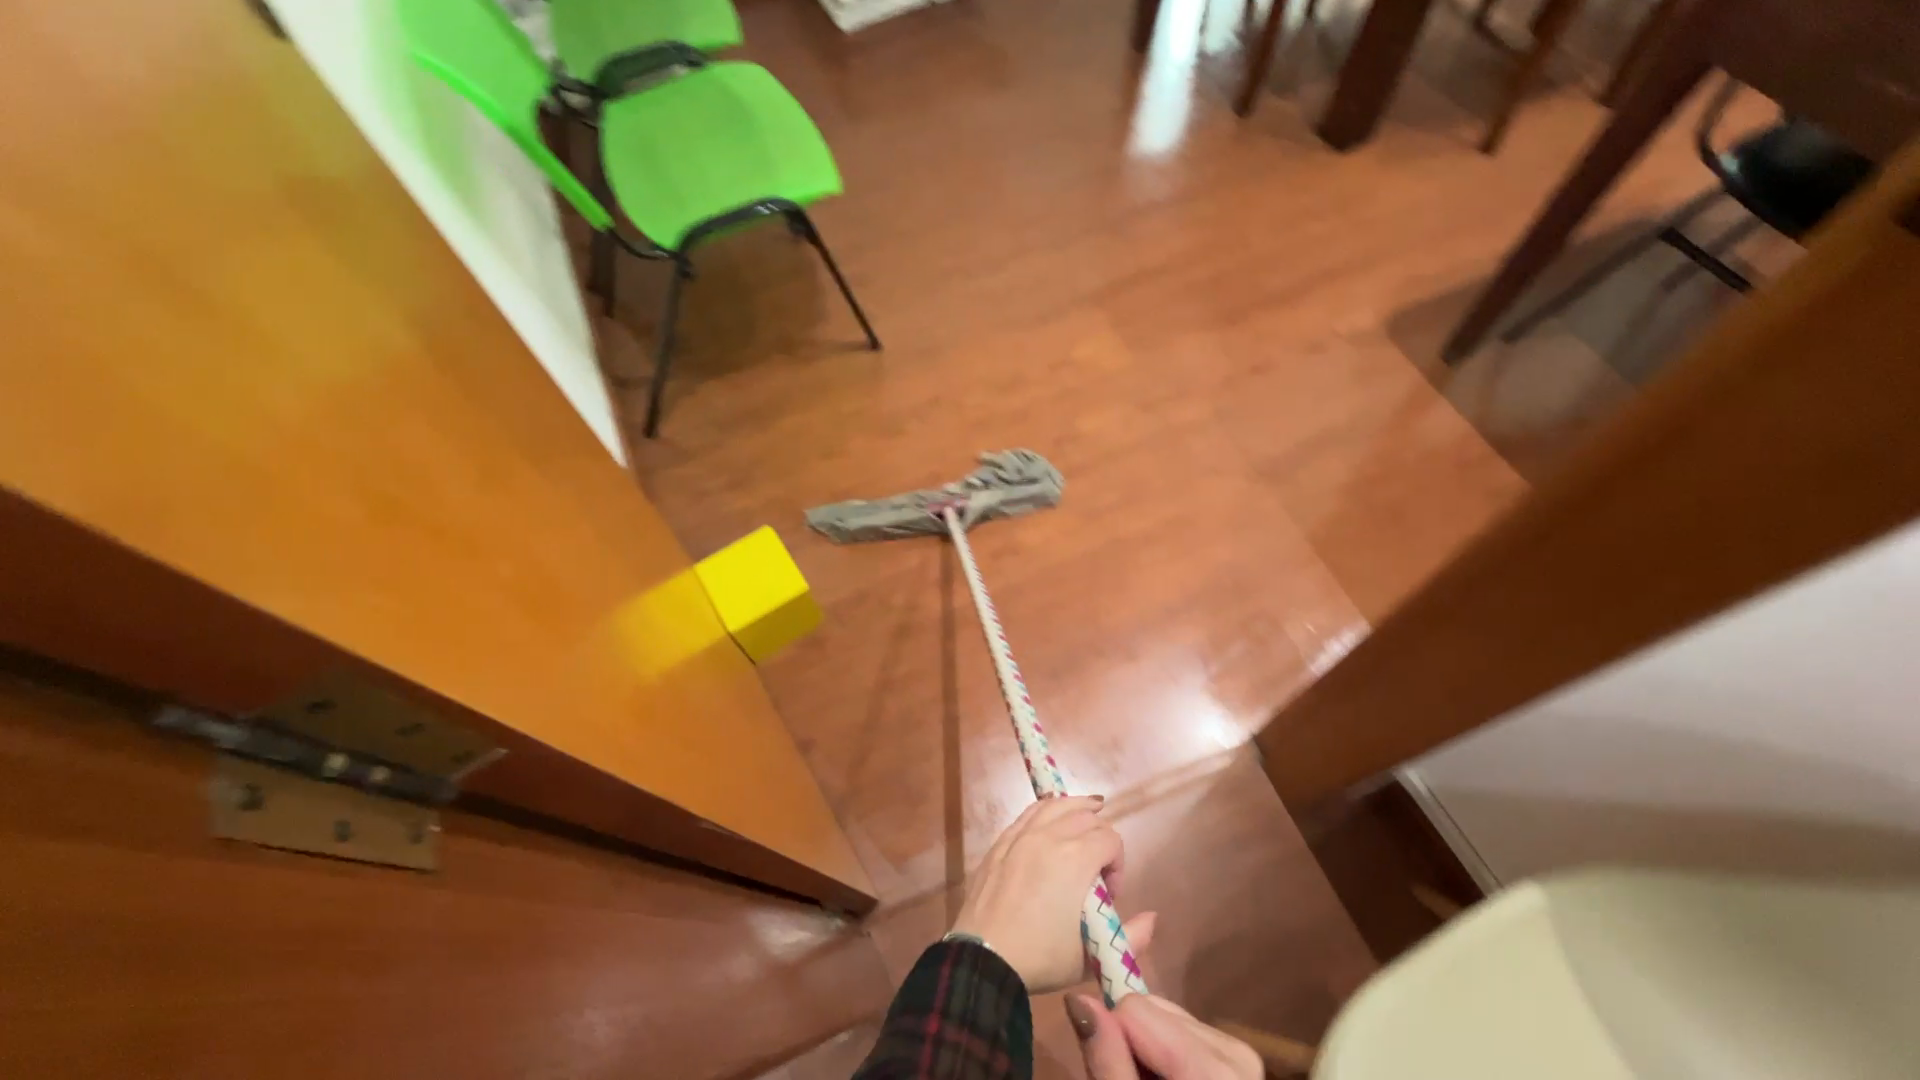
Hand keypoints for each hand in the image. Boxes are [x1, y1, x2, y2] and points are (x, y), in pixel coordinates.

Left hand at [949, 795, 1126, 994]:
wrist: (984, 958)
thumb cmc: (1041, 957)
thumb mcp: (1090, 957)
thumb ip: (1131, 938)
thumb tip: (1152, 918)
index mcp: (1077, 859)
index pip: (1111, 839)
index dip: (1118, 864)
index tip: (1109, 894)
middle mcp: (1051, 837)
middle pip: (1086, 818)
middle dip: (1100, 838)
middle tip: (1096, 869)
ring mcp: (1022, 836)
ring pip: (1056, 805)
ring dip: (1076, 810)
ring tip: (1086, 816)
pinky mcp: (1001, 842)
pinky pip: (1029, 813)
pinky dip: (1046, 811)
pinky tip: (1050, 817)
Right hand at [1069, 993, 1263, 1079]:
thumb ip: (1106, 1062)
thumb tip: (1077, 997)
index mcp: (1215, 1076)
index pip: (1136, 1011)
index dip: (1114, 1044)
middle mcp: (1237, 1055)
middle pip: (1153, 1009)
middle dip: (1134, 1047)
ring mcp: (1242, 1055)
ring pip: (1167, 1015)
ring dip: (1149, 1051)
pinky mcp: (1240, 1059)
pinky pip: (1184, 1028)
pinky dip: (1168, 1056)